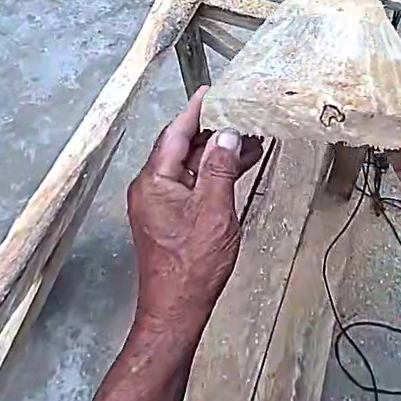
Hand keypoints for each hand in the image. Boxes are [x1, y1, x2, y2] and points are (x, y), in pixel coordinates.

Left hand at [126, 88, 262, 341]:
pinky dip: (214, 174)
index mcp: (154, 182)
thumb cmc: (192, 265)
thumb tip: (226, 135)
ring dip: (217, 153)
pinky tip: (237, 168)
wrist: (178, 308)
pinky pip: (193, 184)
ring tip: (249, 139)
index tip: (212, 92)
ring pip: (190, 167)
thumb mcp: (213, 210)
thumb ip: (219, 168)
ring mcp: (160, 204)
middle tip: (239, 114)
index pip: (174, 134)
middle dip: (212, 131)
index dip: (195, 111)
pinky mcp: (171, 218)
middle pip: (181, 148)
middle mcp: (152, 189)